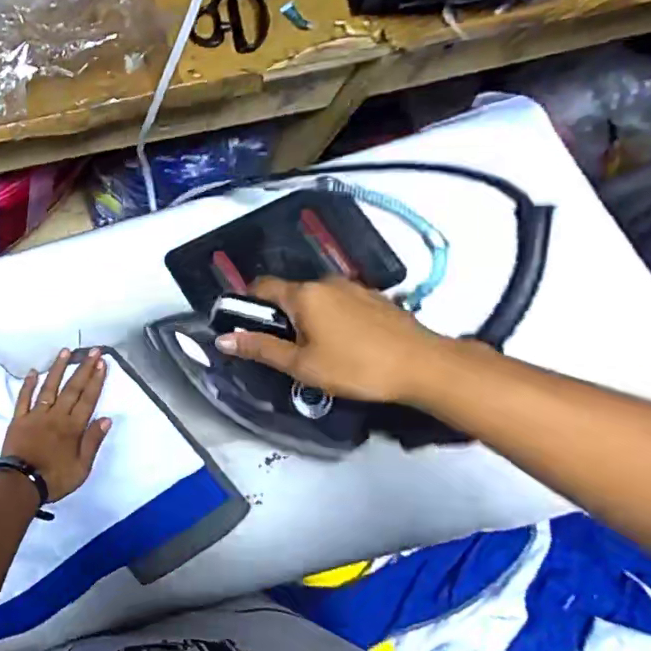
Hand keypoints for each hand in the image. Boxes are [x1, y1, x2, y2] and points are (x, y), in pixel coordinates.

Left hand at [2, 348, 110, 501]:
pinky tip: (33, 371)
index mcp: (73, 427)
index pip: (88, 399)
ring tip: (65, 351)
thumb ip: (93, 441)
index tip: (102, 363)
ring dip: (58, 368)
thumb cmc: (55, 479)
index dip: (96, 380)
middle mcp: (56, 416)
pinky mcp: (18, 419)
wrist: (21, 483)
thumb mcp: (82, 467)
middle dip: (84, 369)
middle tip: (92, 351)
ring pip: (49, 387)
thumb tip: (106, 418)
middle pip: (72, 388)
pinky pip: (24, 398)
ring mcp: (36, 415)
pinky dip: (28, 384)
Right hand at [214, 276, 463, 403]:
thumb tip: (224, 340)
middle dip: (279, 316)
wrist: (426, 367)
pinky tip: (343, 344)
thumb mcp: (302, 365)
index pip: (261, 286)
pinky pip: (340, 303)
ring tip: (315, 349)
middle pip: (289, 293)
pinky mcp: (376, 299)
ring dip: (307, 318)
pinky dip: (332, 318)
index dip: (246, 304)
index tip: (244, 327)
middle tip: (282, 348)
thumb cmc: (356, 367)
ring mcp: (354, 289)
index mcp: (304, 295)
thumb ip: (261, 349)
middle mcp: (326, 283)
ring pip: (316, 299)